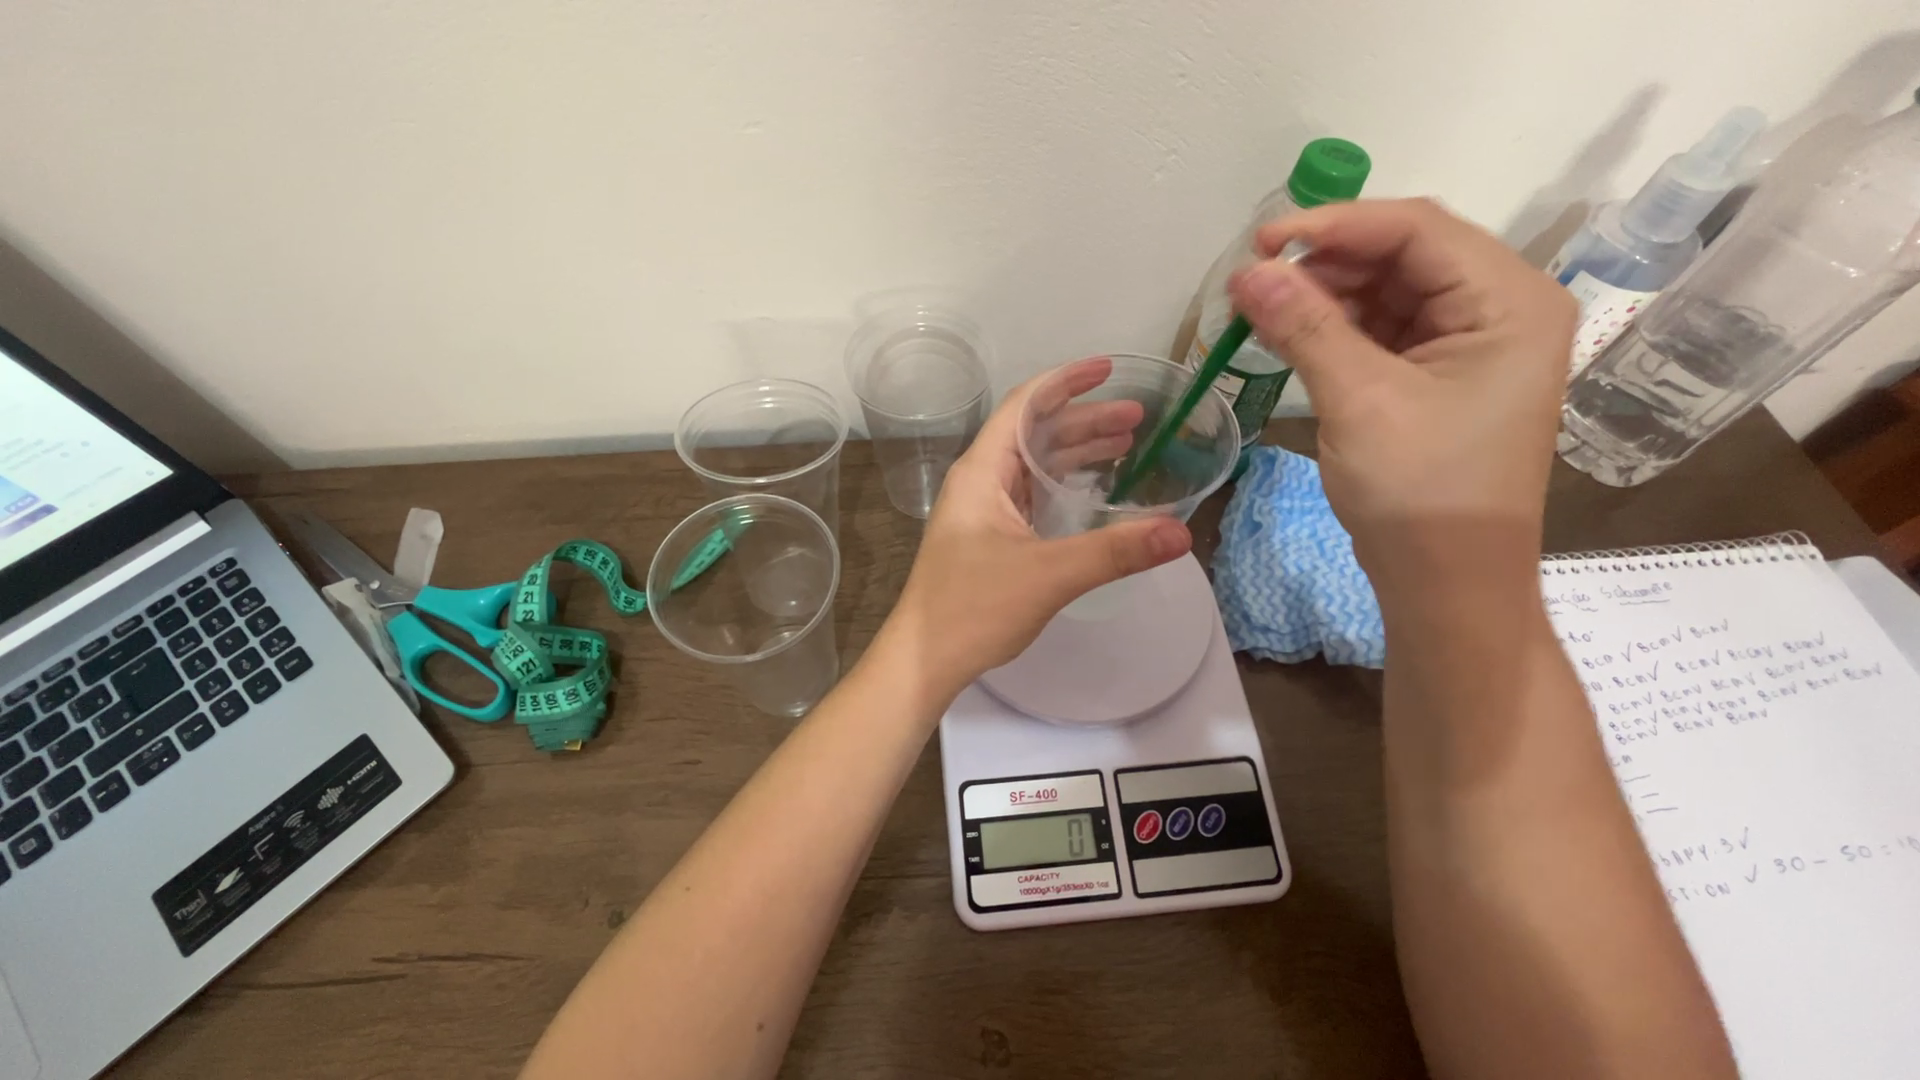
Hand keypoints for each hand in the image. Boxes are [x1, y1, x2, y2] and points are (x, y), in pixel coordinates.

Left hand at [872, 359, 1193, 704]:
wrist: (925, 659)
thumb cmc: (973, 608)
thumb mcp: (1048, 575)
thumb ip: (1114, 551)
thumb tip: (1181, 533)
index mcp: (982, 472)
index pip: (1024, 405)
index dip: (1066, 381)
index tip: (1109, 369)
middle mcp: (980, 482)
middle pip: (1035, 433)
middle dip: (1085, 420)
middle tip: (1139, 419)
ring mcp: (984, 511)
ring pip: (1035, 466)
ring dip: (1078, 453)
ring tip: (1129, 447)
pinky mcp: (991, 539)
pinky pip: (1034, 496)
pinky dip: (1066, 486)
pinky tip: (1095, 493)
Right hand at [1227, 198, 1575, 592]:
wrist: (1447, 582)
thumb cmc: (1420, 491)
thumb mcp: (1359, 400)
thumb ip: (1305, 326)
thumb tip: (1246, 272)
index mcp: (1510, 301)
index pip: (1418, 230)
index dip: (1335, 224)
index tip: (1261, 241)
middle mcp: (1500, 309)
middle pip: (1404, 254)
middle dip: (1325, 262)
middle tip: (1253, 281)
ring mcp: (1470, 344)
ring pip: (1388, 291)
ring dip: (1324, 295)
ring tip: (1261, 310)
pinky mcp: (1440, 376)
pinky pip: (1383, 331)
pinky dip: (1335, 329)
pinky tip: (1289, 334)